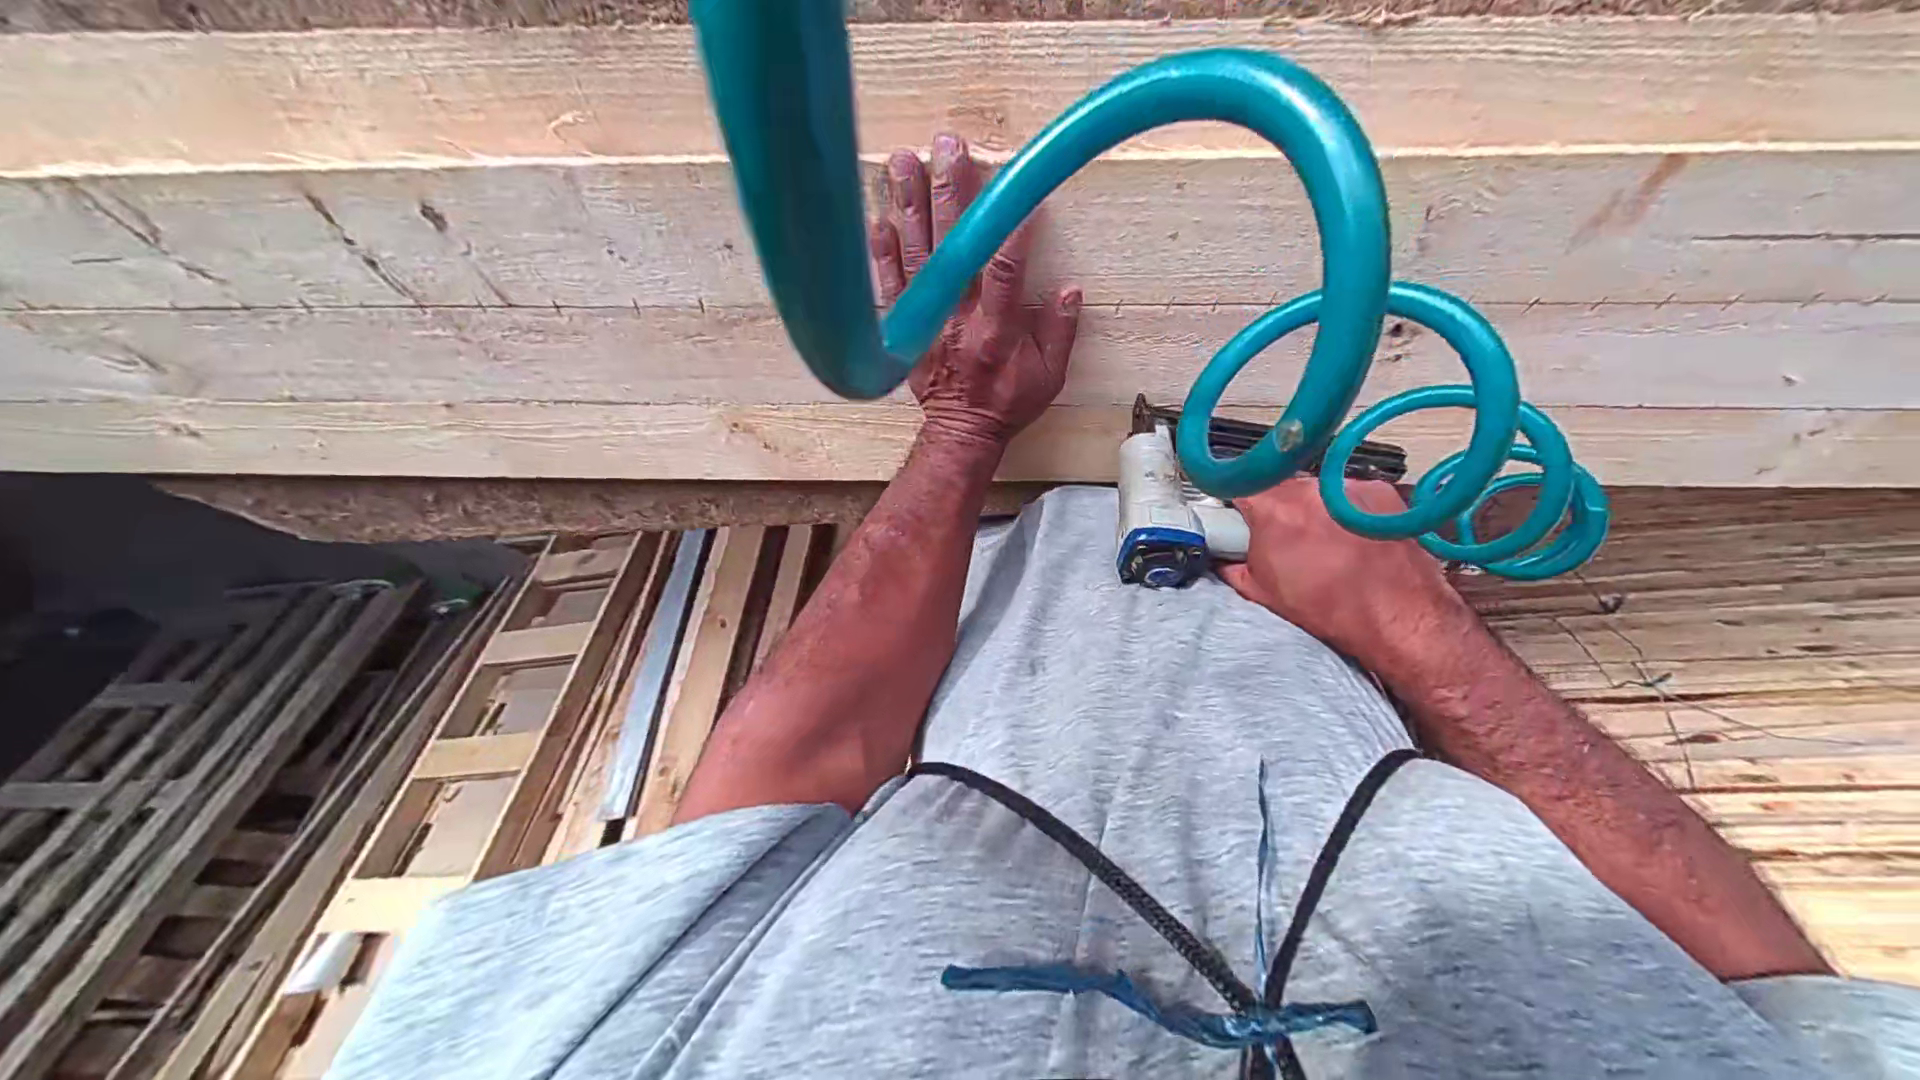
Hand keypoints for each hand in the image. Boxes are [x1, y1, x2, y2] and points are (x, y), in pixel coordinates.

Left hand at [870, 133, 1081, 449]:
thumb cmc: (1007, 404)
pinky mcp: (905, 330)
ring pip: (917, 258)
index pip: (1005, 270)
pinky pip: (890, 287)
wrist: (961, 432)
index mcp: (997, 331)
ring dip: (909, 208)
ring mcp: (927, 322)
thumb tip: (1070, 290)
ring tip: (903, 162)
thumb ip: (1060, 332)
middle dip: (950, 195)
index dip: (1011, 228)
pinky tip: (877, 217)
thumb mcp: (1049, 377)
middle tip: (946, 147)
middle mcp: (958, 320)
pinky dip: (882, 253)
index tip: (1017, 188)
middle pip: (953, 249)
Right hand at [1219, 478, 1475, 669]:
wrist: (1400, 616)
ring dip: (1309, 511)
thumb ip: (1232, 565)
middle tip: (1278, 540)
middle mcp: (1311, 491)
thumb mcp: (1262, 592)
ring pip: (1312, 491)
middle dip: (1272, 510)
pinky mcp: (1378, 493)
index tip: (1232, 513)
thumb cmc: (1337, 608)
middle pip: (1276, 487)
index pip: (1236, 485)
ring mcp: (1347, 488)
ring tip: (1321, 546)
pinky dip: (1341, 512)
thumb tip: (1223, 557)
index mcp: (1274, 510)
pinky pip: (1344, 495)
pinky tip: (1347, 541)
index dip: (1230, 501)